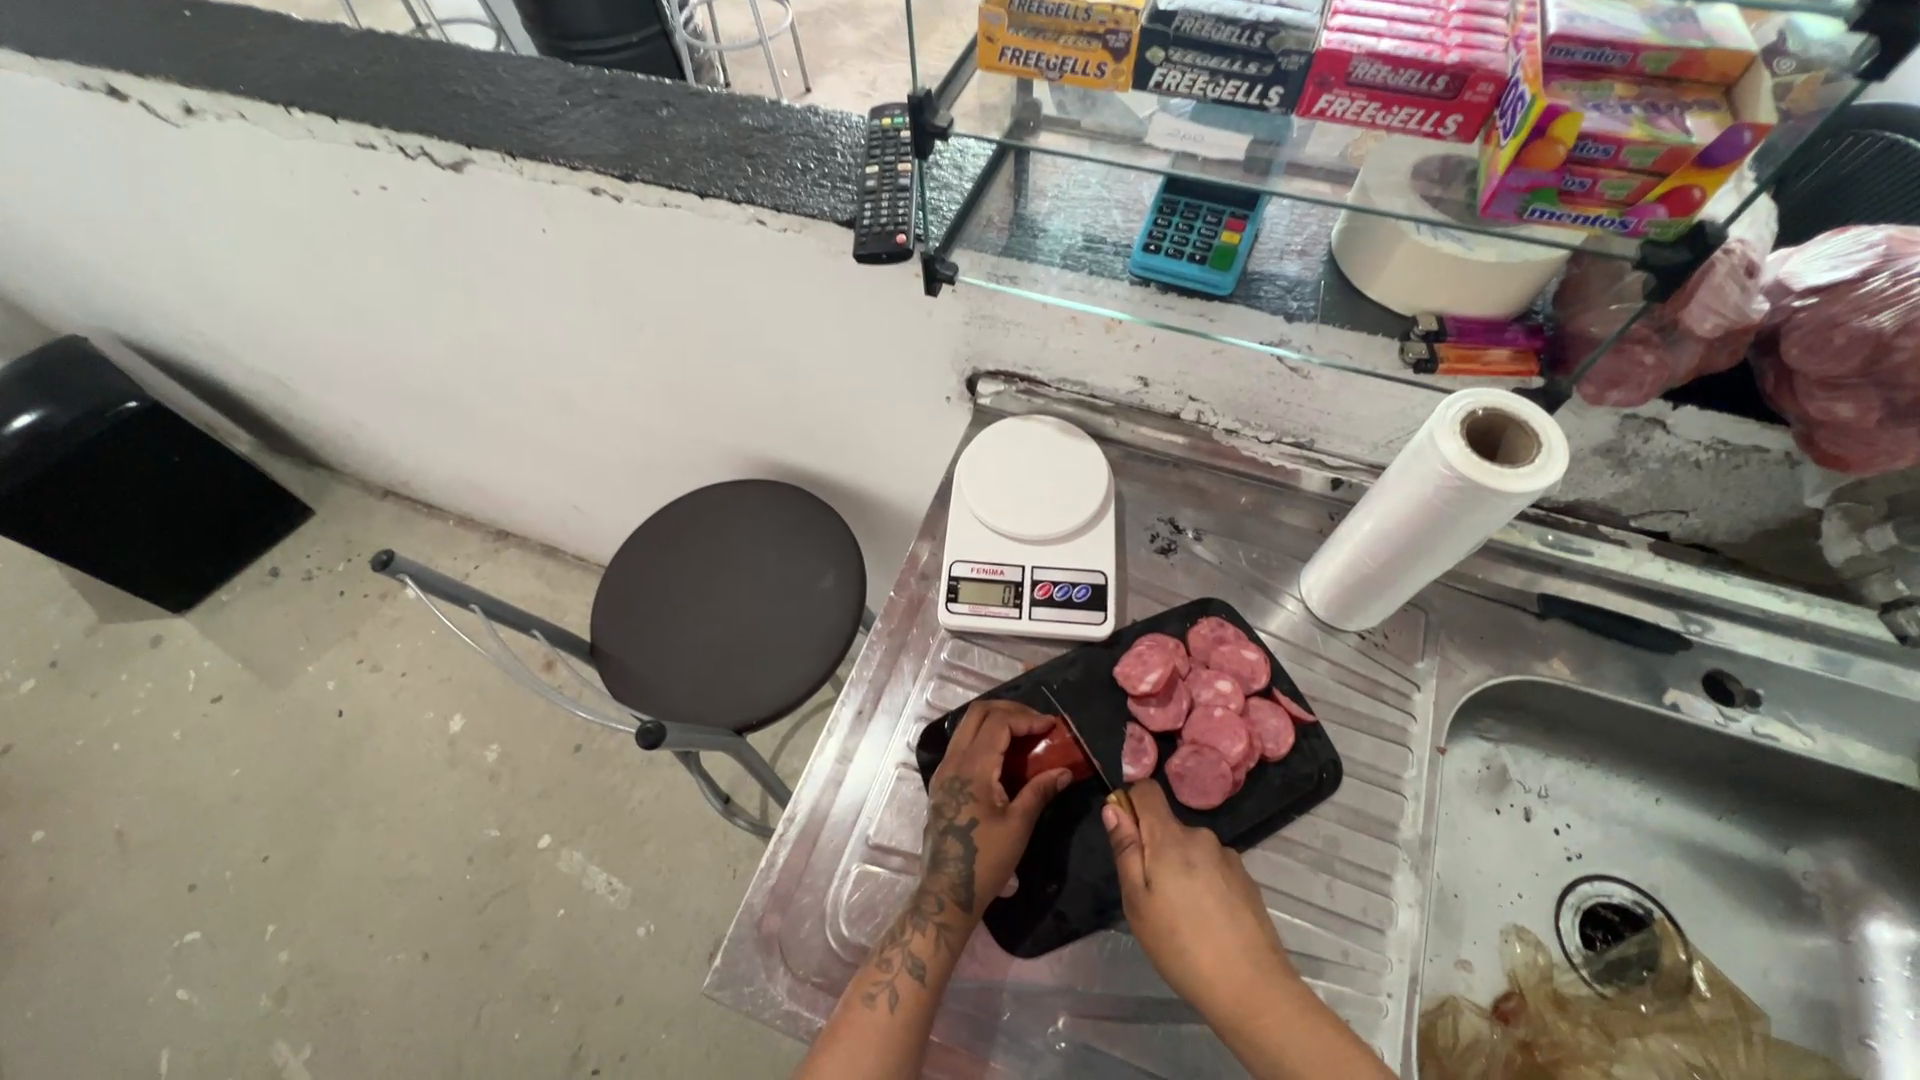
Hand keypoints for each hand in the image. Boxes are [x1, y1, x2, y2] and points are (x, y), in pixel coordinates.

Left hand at [921, 699, 1072, 919]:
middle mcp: (952, 761)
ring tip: (1025, 734)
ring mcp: (944, 770)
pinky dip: (985, 737)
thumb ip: (1040, 790)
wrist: (947, 890)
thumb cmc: (986, 859)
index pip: (998, 722)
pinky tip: (1006, 754)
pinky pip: (963, 744)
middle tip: (1037, 723)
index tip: (1051, 726)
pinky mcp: (942, 782)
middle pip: (977, 714)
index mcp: (971, 767)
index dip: (1026, 718)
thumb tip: (1065, 771)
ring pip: (967, 727)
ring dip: (996, 722)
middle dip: (1010, 711)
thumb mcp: (1019, 824)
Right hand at [1103, 781, 1294, 1013]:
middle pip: (1168, 826)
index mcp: (1170, 837)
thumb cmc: (1180, 945)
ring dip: (1180, 870)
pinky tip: (1207, 921)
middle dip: (1155, 850)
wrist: (1251, 987)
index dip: (1131, 804)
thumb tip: (1114, 808)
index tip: (1126, 838)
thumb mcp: (1137, 902)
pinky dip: (1203, 884)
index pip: (1147, 790)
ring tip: (1182, 916)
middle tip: (1152, 898)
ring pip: (1190, 850)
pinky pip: (1212, 868)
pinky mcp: (1246, 879)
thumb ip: (1125, 850)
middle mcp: (1201, 837)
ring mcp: (1228, 857)